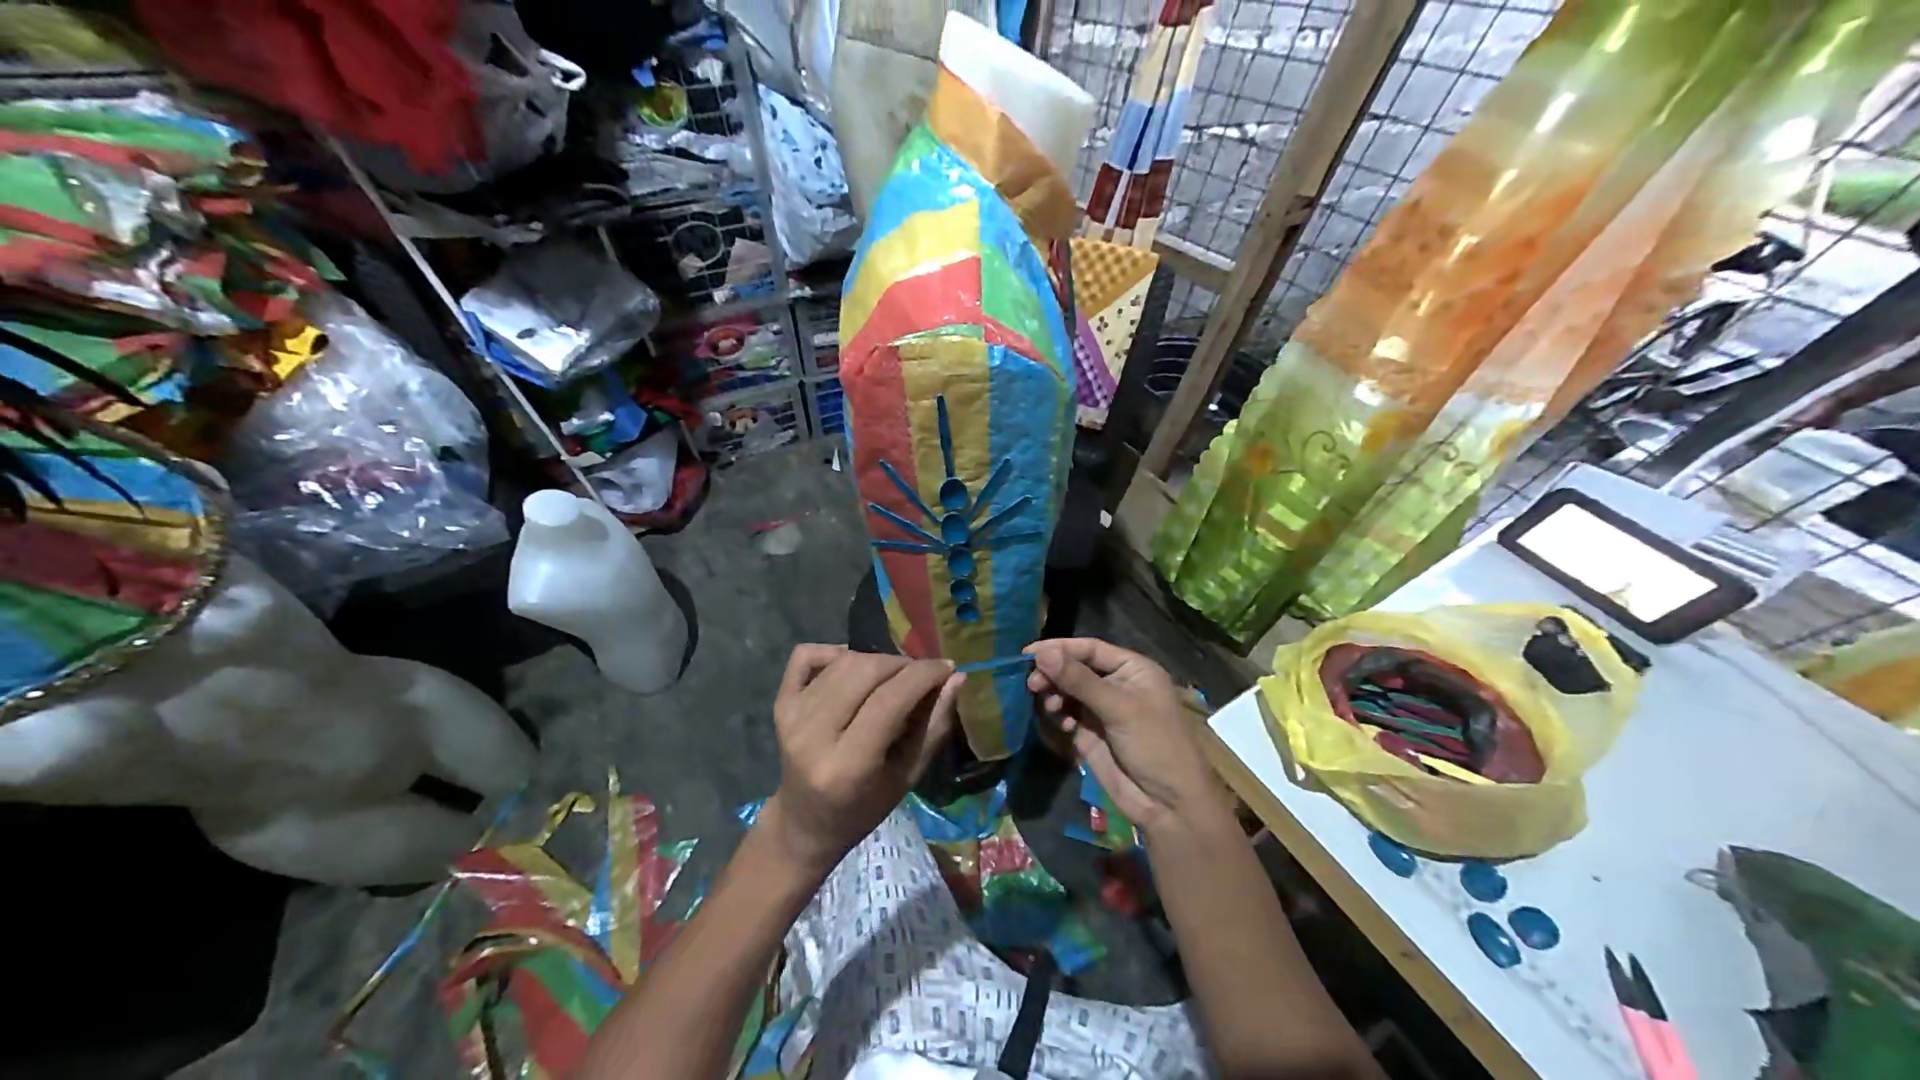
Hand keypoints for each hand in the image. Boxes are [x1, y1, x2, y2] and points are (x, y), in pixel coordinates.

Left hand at [764, 645, 961, 871]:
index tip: (947, 667)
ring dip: (877, 660)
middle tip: (922, 675)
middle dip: (902, 665)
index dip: (923, 676)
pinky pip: (806, 654)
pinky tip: (852, 667)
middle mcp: (812, 735)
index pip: (889, 700)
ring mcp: (790, 715)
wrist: (804, 821)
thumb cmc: (864, 807)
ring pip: (843, 661)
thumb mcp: (908, 776)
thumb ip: (934, 727)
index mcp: (847, 766)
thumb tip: (956, 678)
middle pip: (864, 672)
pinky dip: (834, 651)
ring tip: (894, 677)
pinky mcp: (779, 702)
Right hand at [1025, 638, 1230, 837]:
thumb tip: (1041, 653)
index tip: (1028, 653)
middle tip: (1032, 684)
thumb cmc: (1154, 744)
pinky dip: (1060, 716)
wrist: (1168, 803)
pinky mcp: (1090, 733)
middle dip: (1053, 674)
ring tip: (1051, 707)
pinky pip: (1066, 715)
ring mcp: (1101, 709)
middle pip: (1074, 668)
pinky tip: (1064, 727)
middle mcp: (1116, 684)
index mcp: (1132, 669)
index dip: (1059, 648)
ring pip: (1067, 691)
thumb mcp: (1119, 707)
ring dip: (1054, 695)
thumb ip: (1079, 680)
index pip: (1090, 649)